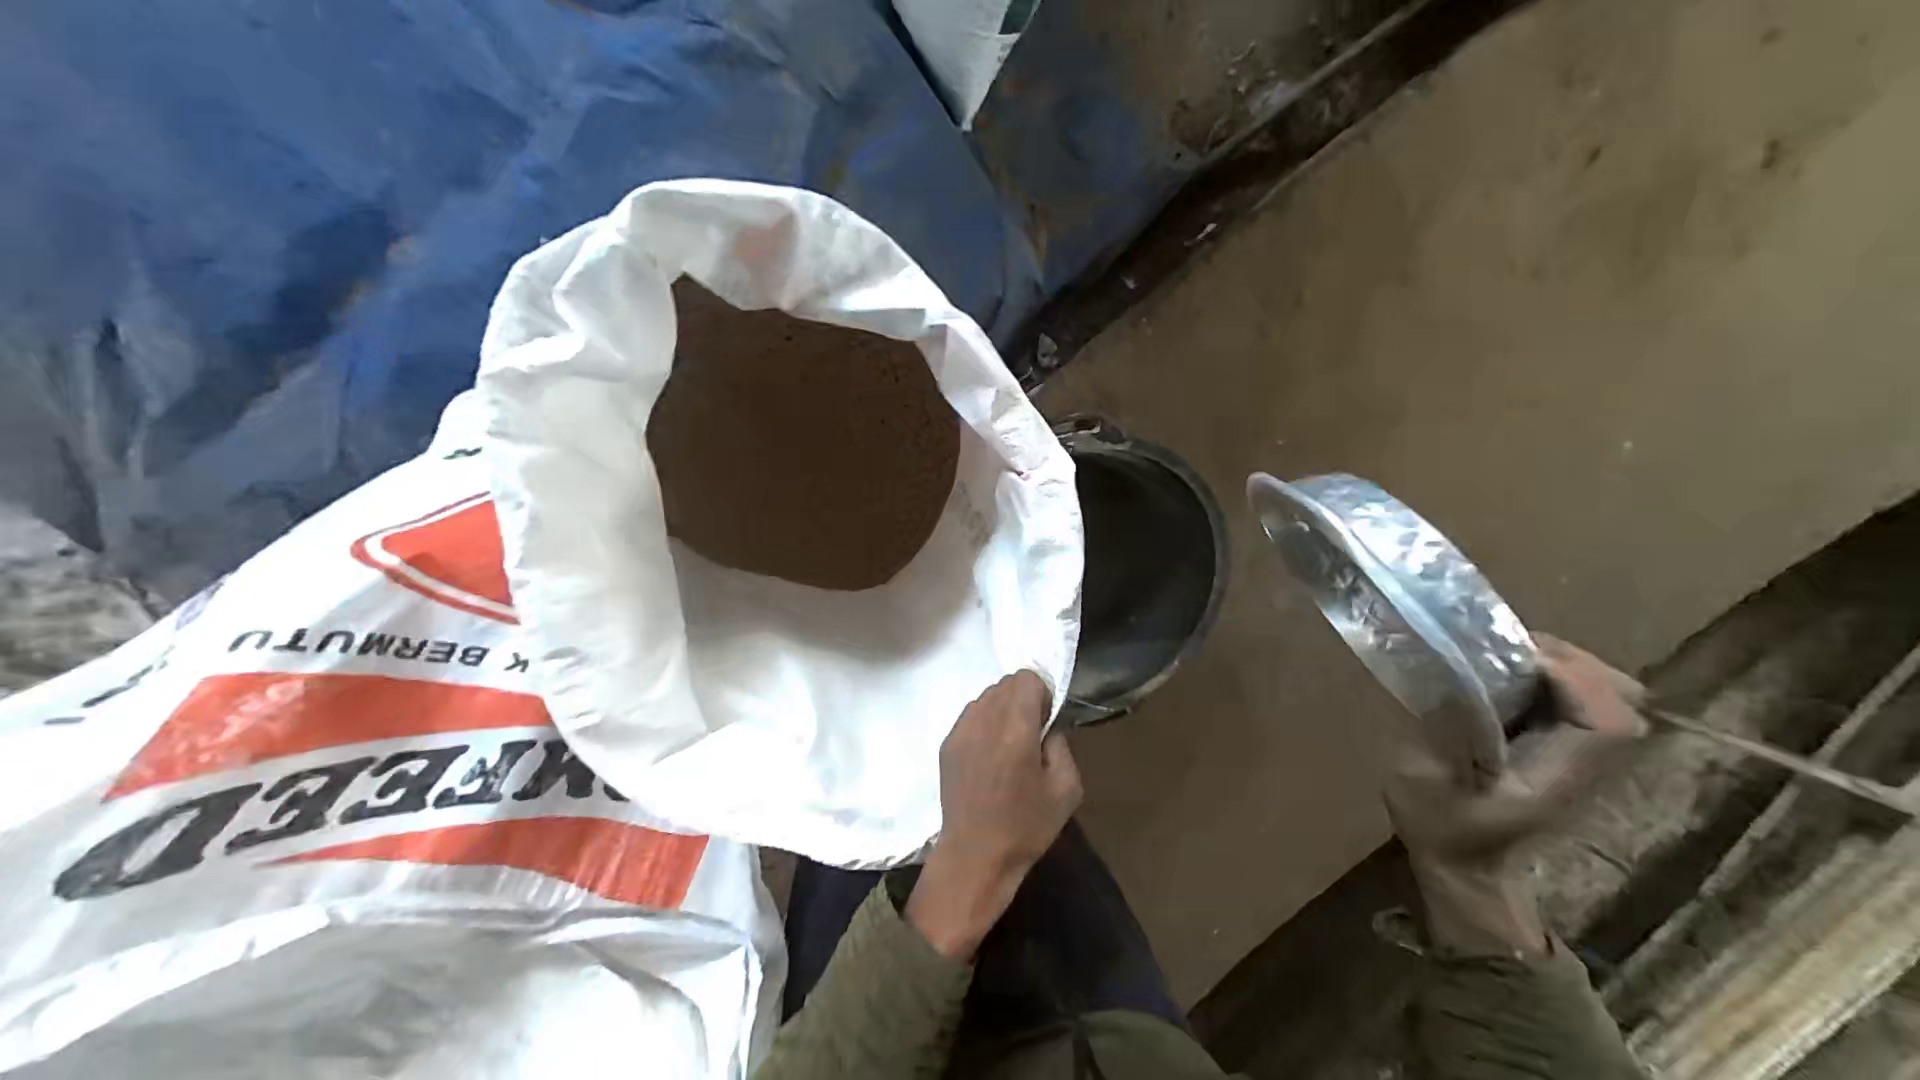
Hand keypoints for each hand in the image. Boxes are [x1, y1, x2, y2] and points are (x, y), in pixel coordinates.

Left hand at [907, 671, 1082, 960]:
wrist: (975, 856)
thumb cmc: (1026, 826)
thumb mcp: (1066, 789)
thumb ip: (1061, 744)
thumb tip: (1047, 725)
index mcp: (1016, 729)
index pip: (1027, 678)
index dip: (1042, 693)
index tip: (1046, 720)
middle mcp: (984, 720)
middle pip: (1006, 683)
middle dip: (1023, 699)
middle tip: (1031, 734)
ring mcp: (961, 730)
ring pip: (987, 696)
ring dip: (1002, 709)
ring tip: (1009, 746)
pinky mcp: (947, 743)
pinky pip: (971, 715)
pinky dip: (985, 723)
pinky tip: (990, 756)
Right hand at [1382, 635, 1646, 954]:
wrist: (1467, 871)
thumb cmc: (1441, 829)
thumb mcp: (1423, 779)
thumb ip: (1442, 727)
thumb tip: (1452, 673)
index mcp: (1558, 777)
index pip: (1611, 721)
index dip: (1574, 678)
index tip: (1516, 655)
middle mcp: (1585, 765)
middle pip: (1622, 698)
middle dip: (1569, 661)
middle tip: (1507, 646)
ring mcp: (1581, 759)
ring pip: (1606, 695)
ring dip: (1559, 665)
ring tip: (1504, 653)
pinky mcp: (1564, 751)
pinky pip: (1579, 701)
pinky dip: (1550, 677)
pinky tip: (1506, 673)